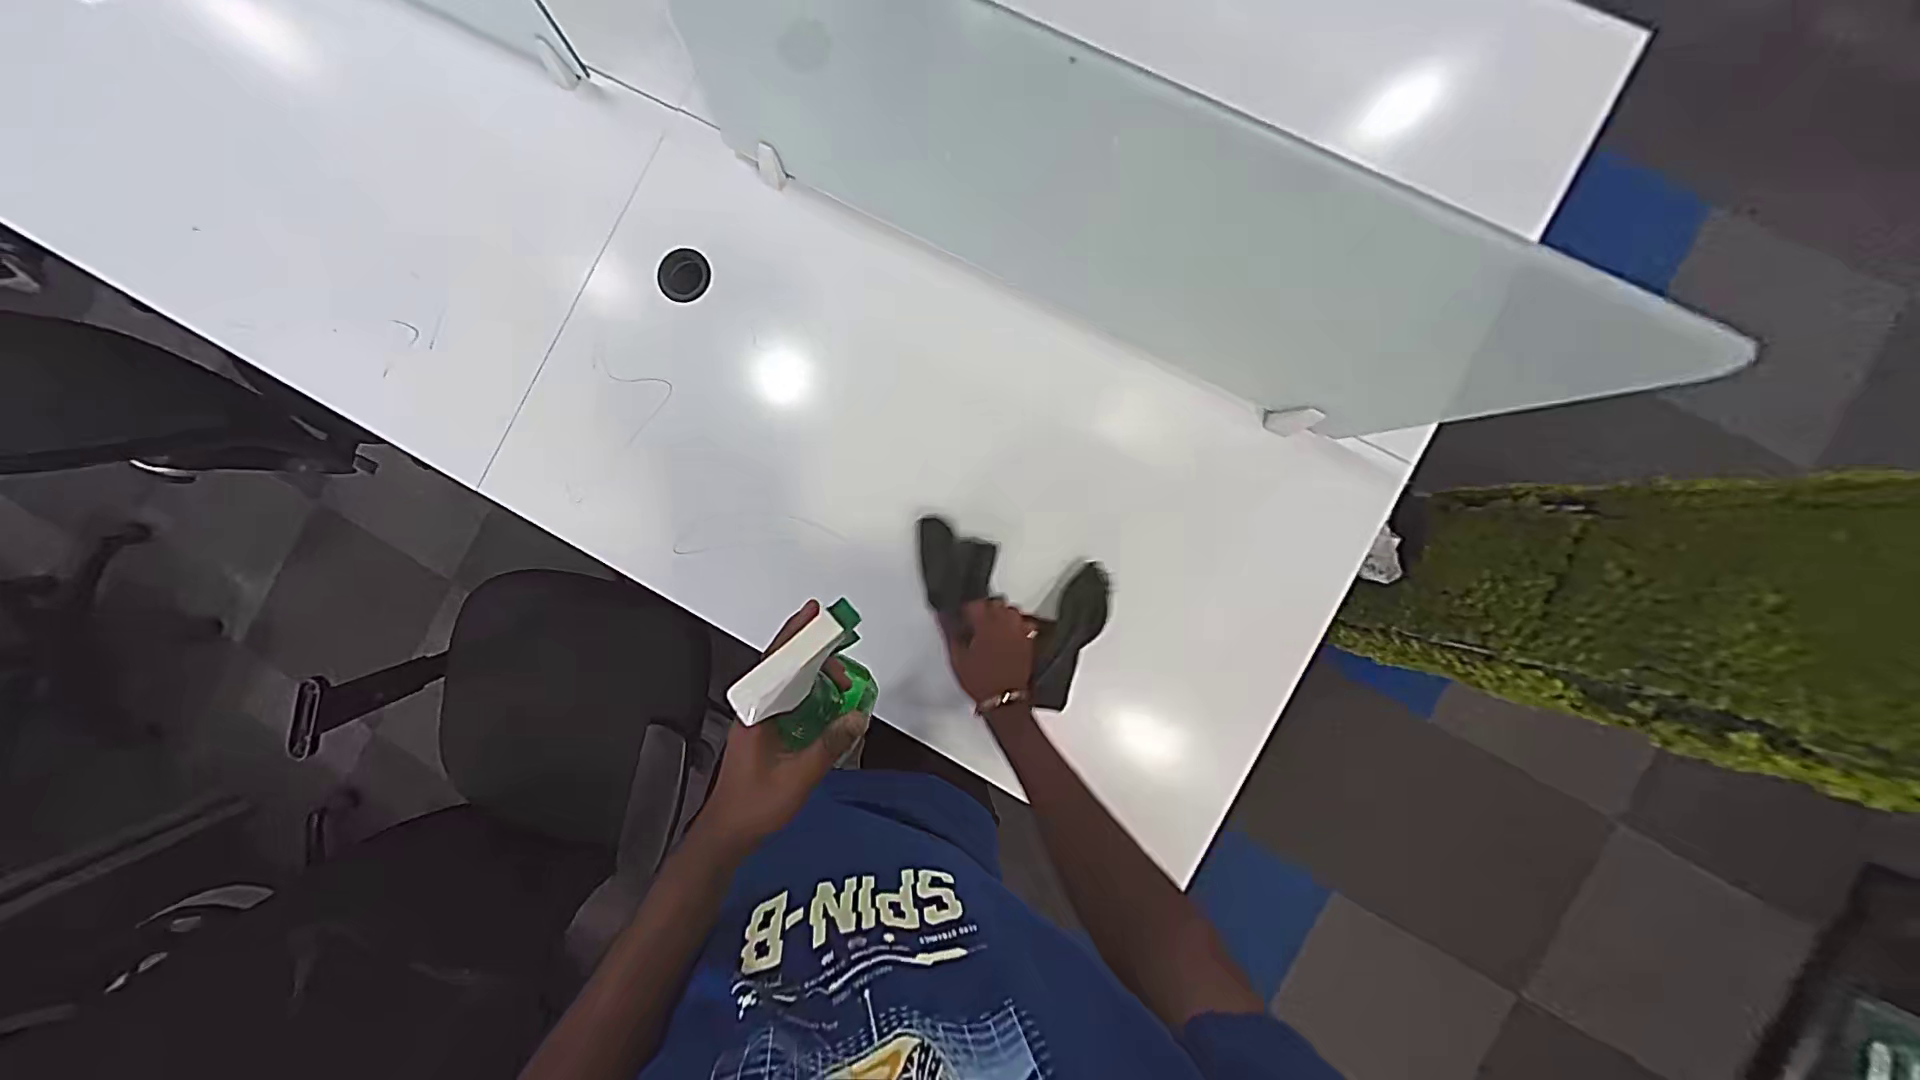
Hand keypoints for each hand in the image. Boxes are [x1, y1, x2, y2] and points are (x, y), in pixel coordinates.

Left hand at [698, 601, 869, 850]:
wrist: (726, 834)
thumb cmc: (751, 808)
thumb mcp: (799, 777)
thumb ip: (830, 745)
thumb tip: (856, 718)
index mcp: (757, 713)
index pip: (777, 661)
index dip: (797, 634)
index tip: (815, 614)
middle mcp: (756, 710)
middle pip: (784, 664)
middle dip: (814, 651)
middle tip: (841, 651)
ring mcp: (760, 718)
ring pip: (788, 679)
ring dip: (815, 671)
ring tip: (840, 676)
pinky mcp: (767, 729)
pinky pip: (791, 696)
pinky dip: (811, 688)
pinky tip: (827, 696)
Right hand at [942, 599, 1035, 705]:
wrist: (1004, 699)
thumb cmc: (980, 680)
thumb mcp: (958, 657)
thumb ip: (951, 632)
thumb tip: (942, 616)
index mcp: (986, 624)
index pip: (975, 603)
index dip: (966, 609)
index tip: (961, 616)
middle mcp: (1005, 623)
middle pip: (995, 602)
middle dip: (984, 609)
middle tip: (975, 623)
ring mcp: (1019, 630)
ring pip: (1010, 609)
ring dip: (1001, 614)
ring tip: (992, 627)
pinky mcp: (1028, 639)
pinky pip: (1024, 622)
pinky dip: (1016, 624)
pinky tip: (1008, 633)